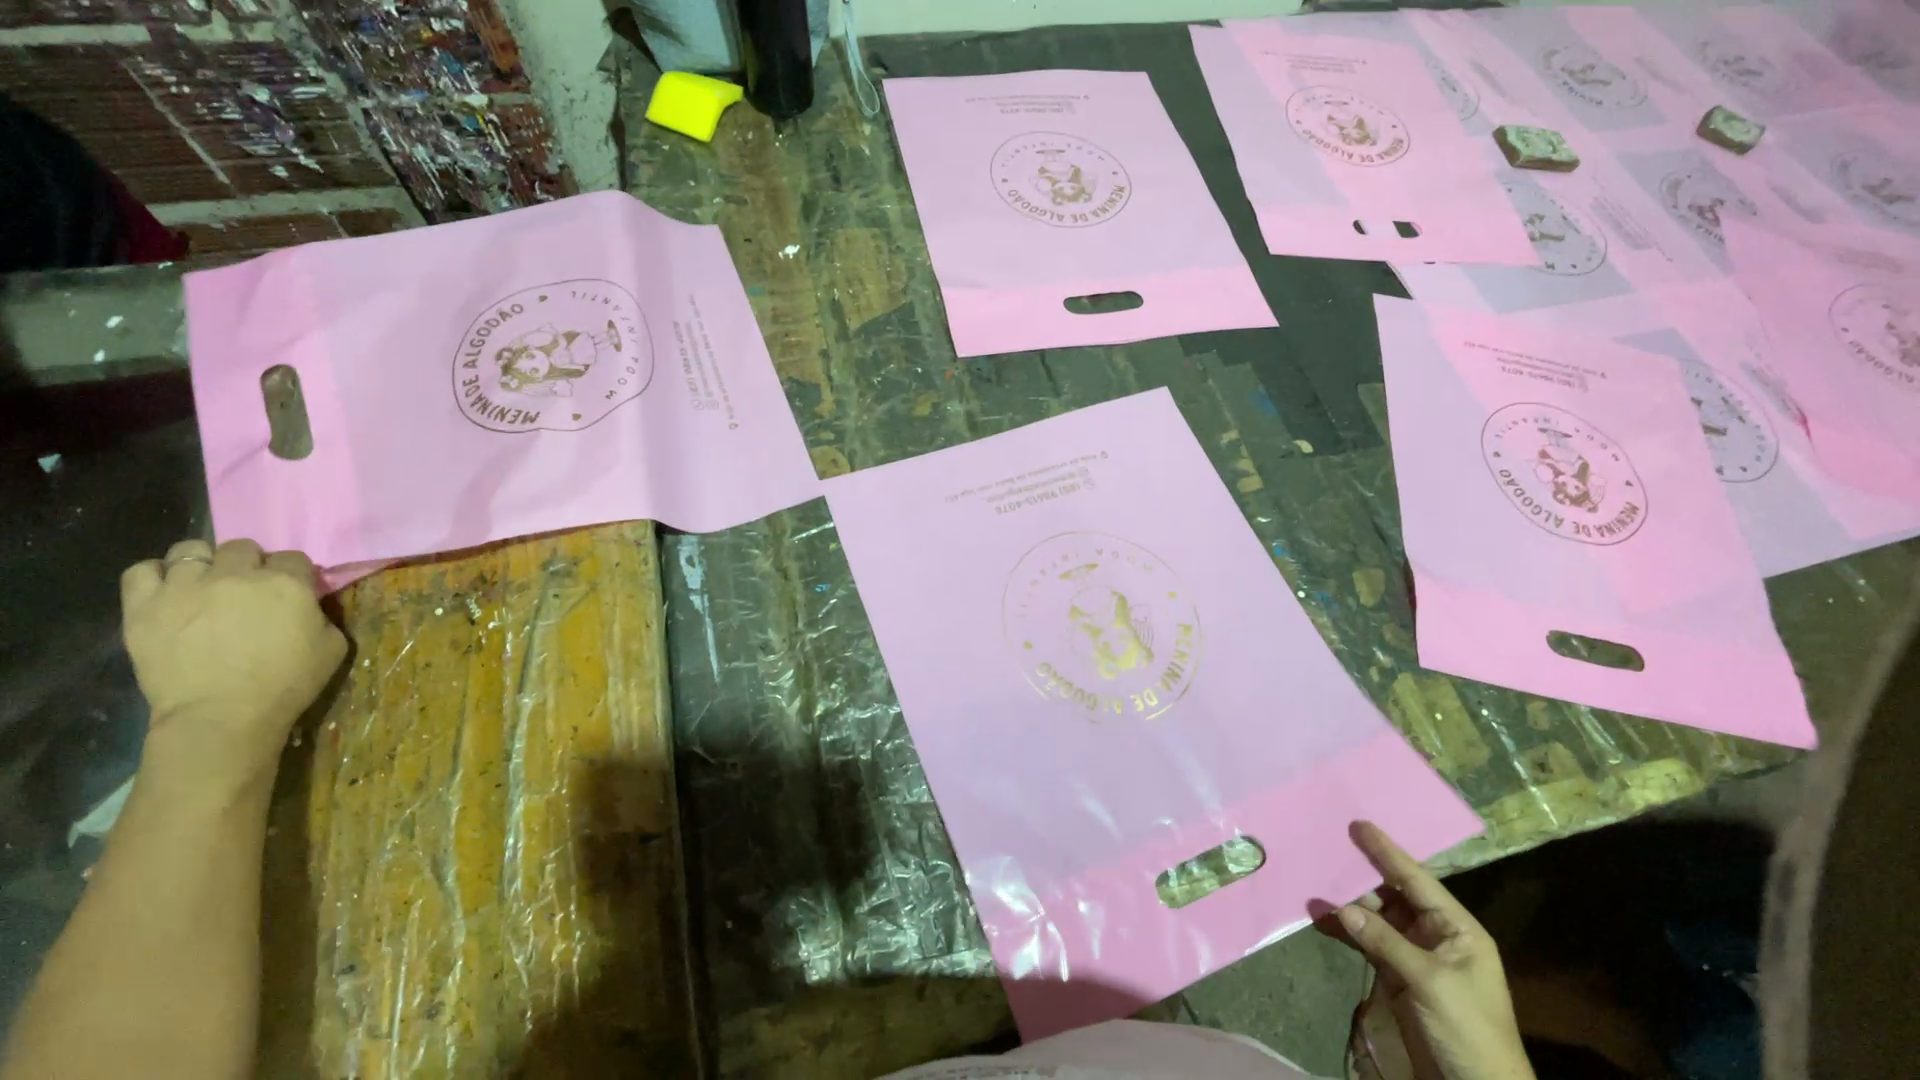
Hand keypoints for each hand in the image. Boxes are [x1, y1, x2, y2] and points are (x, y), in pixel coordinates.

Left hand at [121, 538, 345, 786]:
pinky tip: (167, 594)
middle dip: (248, 564)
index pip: (293, 558)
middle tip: (246, 592)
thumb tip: (309, 605)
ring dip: (202, 565)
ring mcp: (185, 586)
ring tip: (202, 588)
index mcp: (287, 583)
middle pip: (241, 547)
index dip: (293, 574)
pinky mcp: (144, 605)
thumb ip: (322, 616)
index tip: (291, 593)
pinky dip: (155, 576)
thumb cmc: (287, 685)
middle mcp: (236, 574)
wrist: (223, 716)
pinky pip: (141, 570)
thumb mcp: (333, 648)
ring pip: (190, 550)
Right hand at [1326, 822, 1535, 1079]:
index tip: (1360, 824)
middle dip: (1361, 874)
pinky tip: (1320, 919)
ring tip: (1314, 880)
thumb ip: (1386, 942)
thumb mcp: (1431, 983)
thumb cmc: (1469, 1029)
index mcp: (1456, 929)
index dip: (1388, 853)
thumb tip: (1342, 908)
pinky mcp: (1396, 977)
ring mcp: (1413, 956)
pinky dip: (1344, 931)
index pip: (1417, 881)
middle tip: (1327, 846)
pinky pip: (1366, 943)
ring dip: (1347, 903)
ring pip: (1375, 918)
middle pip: (1392, 894)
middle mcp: (1434, 935)